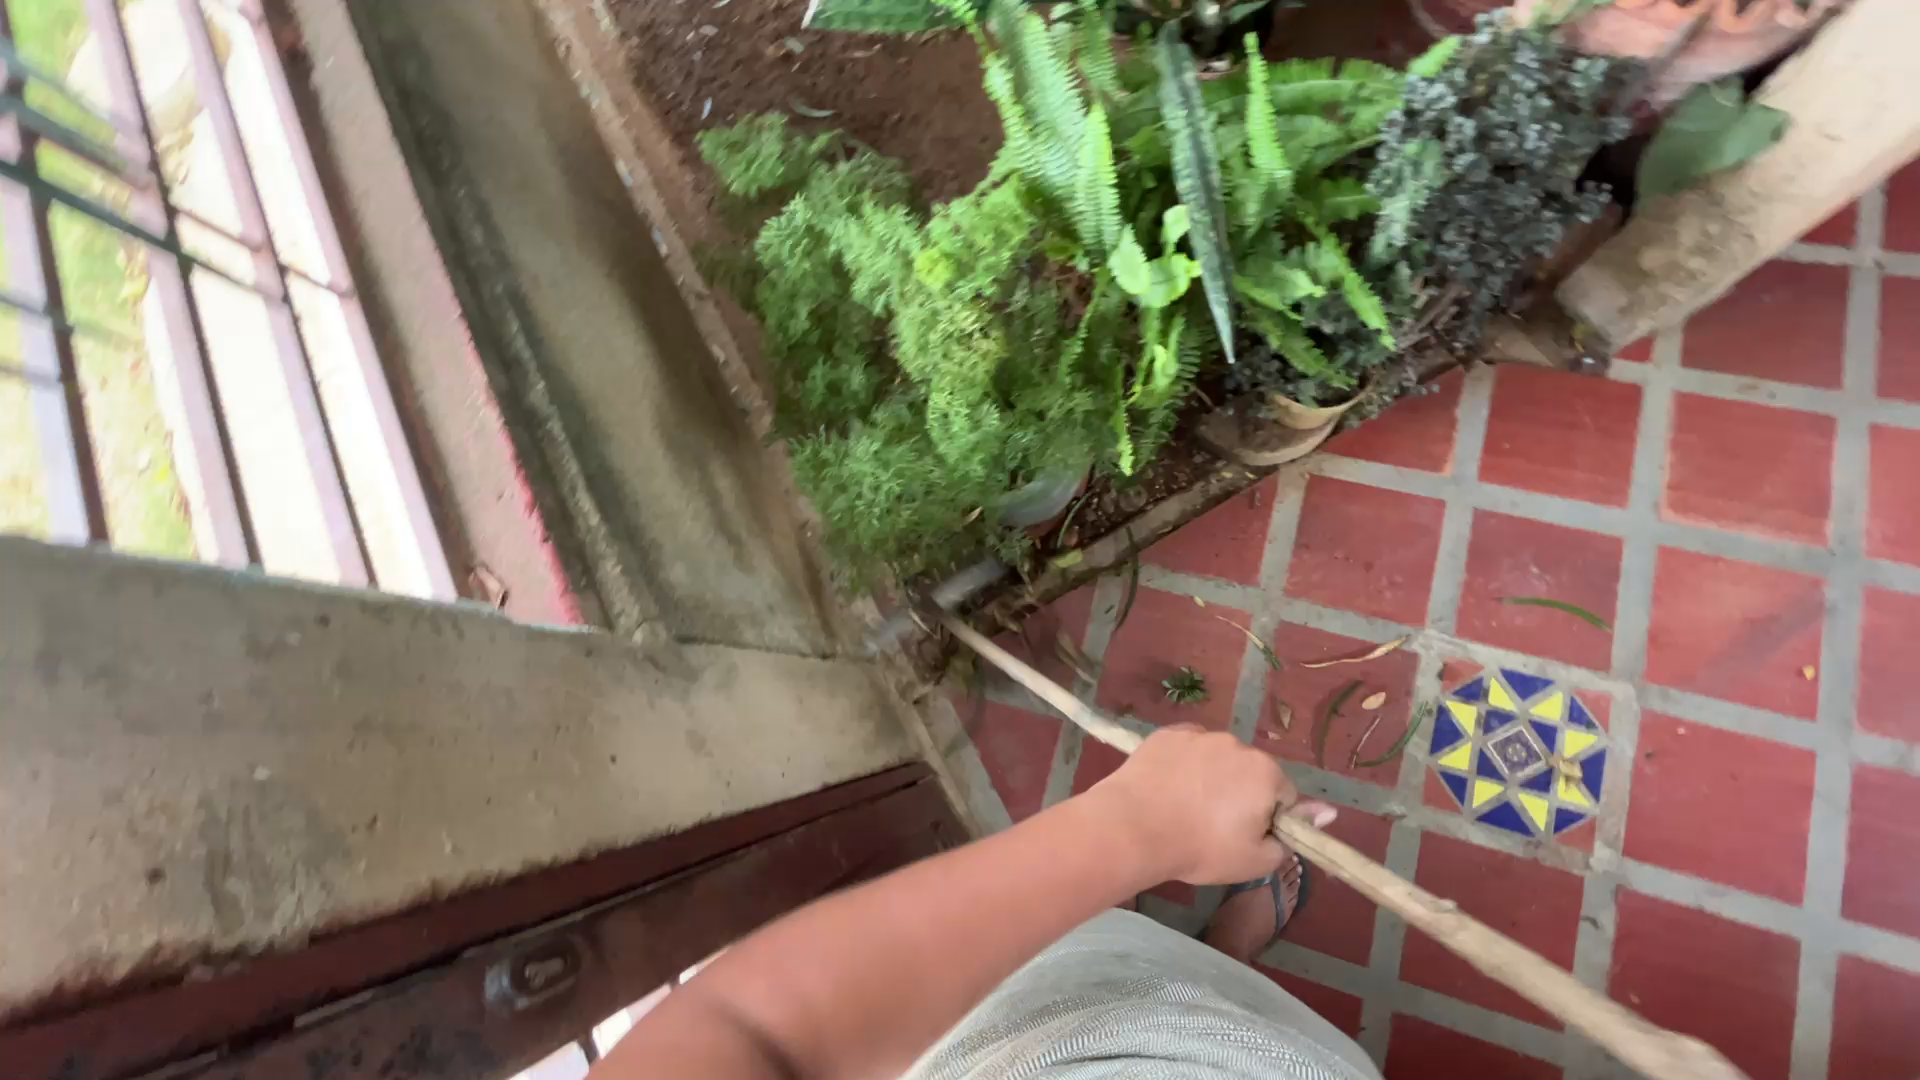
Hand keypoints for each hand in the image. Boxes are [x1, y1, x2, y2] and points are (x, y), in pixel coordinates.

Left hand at [1086, 726, 1335, 885]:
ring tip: (1184, 807)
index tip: (1241, 836)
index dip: (1266, 819)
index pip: (1282, 796)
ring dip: (1210, 777)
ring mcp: (1198, 734)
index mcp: (1265, 771)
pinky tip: (1168, 787)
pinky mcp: (1166, 733)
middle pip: (1248, 772)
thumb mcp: (1256, 859)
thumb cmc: (1200, 847)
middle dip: (1239, 794)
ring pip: (1216, 759)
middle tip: (1211, 825)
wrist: (1134, 826)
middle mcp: (1235, 744)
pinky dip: (1183, 764)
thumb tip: (1327, 812)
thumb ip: (1292, 835)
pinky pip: (1187, 749)